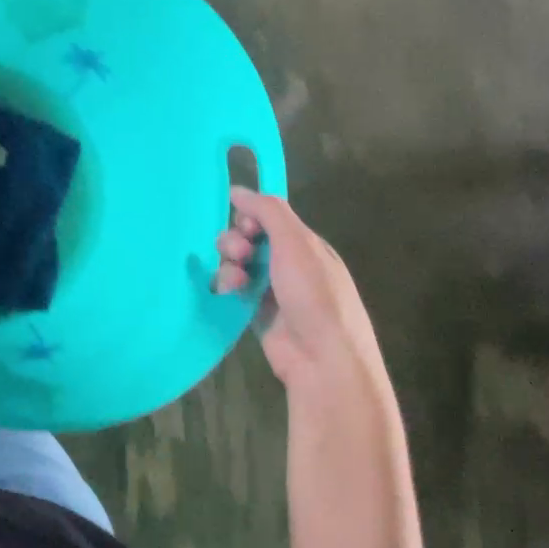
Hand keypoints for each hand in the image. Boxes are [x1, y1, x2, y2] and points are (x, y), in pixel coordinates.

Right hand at [212, 188, 388, 399]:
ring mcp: (272, 288)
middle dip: (236, 241)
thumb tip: (237, 189)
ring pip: (236, 263)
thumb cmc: (314, 295)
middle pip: (248, 238)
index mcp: (305, 244)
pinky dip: (226, 286)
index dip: (250, 217)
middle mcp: (288, 263)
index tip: (247, 228)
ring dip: (229, 265)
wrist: (322, 358)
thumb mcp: (296, 244)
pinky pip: (232, 288)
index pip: (268, 216)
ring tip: (234, 281)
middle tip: (240, 255)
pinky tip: (227, 293)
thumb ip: (268, 211)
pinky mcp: (255, 311)